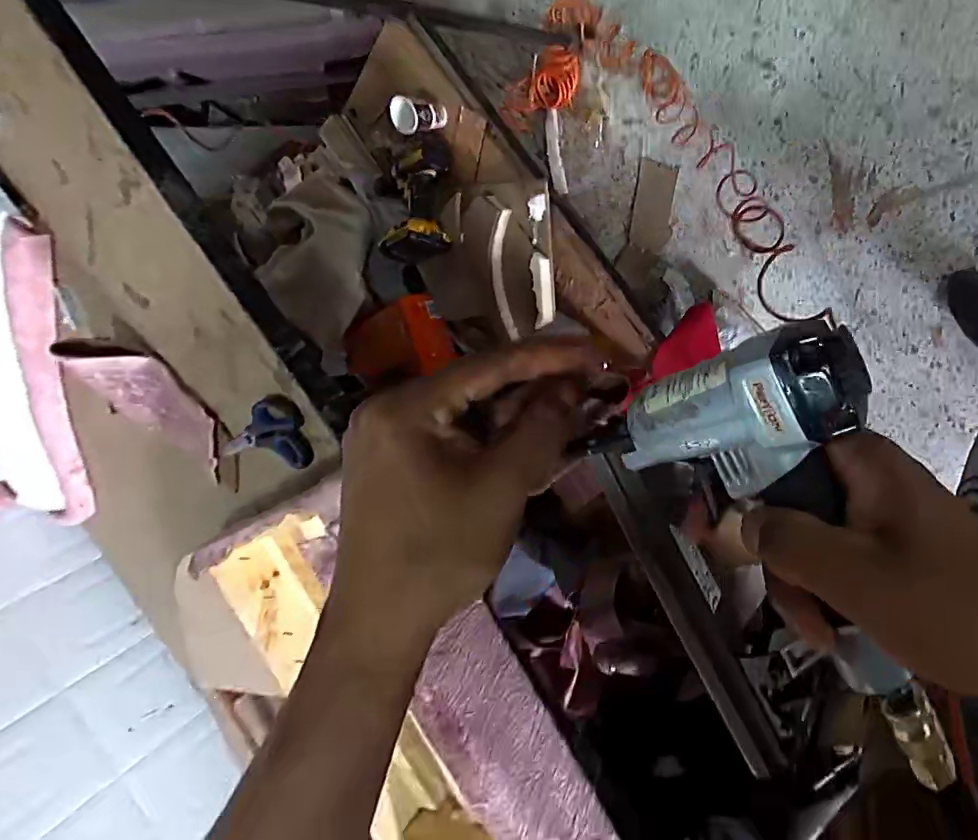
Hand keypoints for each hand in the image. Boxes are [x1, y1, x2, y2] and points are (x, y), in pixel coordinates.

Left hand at [334, 339, 610, 636]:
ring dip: (525, 410)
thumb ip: (542, 426)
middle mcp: (394, 408)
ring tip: (575, 406)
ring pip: (475, 408)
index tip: (596, 351)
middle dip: (540, 384)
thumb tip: (572, 386)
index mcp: (406, 407)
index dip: (551, 355)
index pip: (492, 364)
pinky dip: (501, 434)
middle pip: (483, 383)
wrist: (381, 626)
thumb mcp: (503, 485)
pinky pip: (462, 432)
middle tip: (591, 380)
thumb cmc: (440, 553)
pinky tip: (539, 435)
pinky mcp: (403, 458)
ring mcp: (395, 434)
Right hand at [744, 431, 977, 697]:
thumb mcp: (856, 577)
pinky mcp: (889, 542)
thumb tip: (736, 518)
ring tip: (827, 636)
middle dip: (782, 559)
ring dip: (806, 586)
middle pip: (790, 500)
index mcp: (861, 458)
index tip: (705, 525)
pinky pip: (839, 555)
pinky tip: (841, 631)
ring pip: (811, 534)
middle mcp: (867, 472)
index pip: (775, 444)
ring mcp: (879, 509)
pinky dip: (830, 591)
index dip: (737, 479)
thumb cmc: (950, 605)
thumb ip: (788, 542)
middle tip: (799, 616)